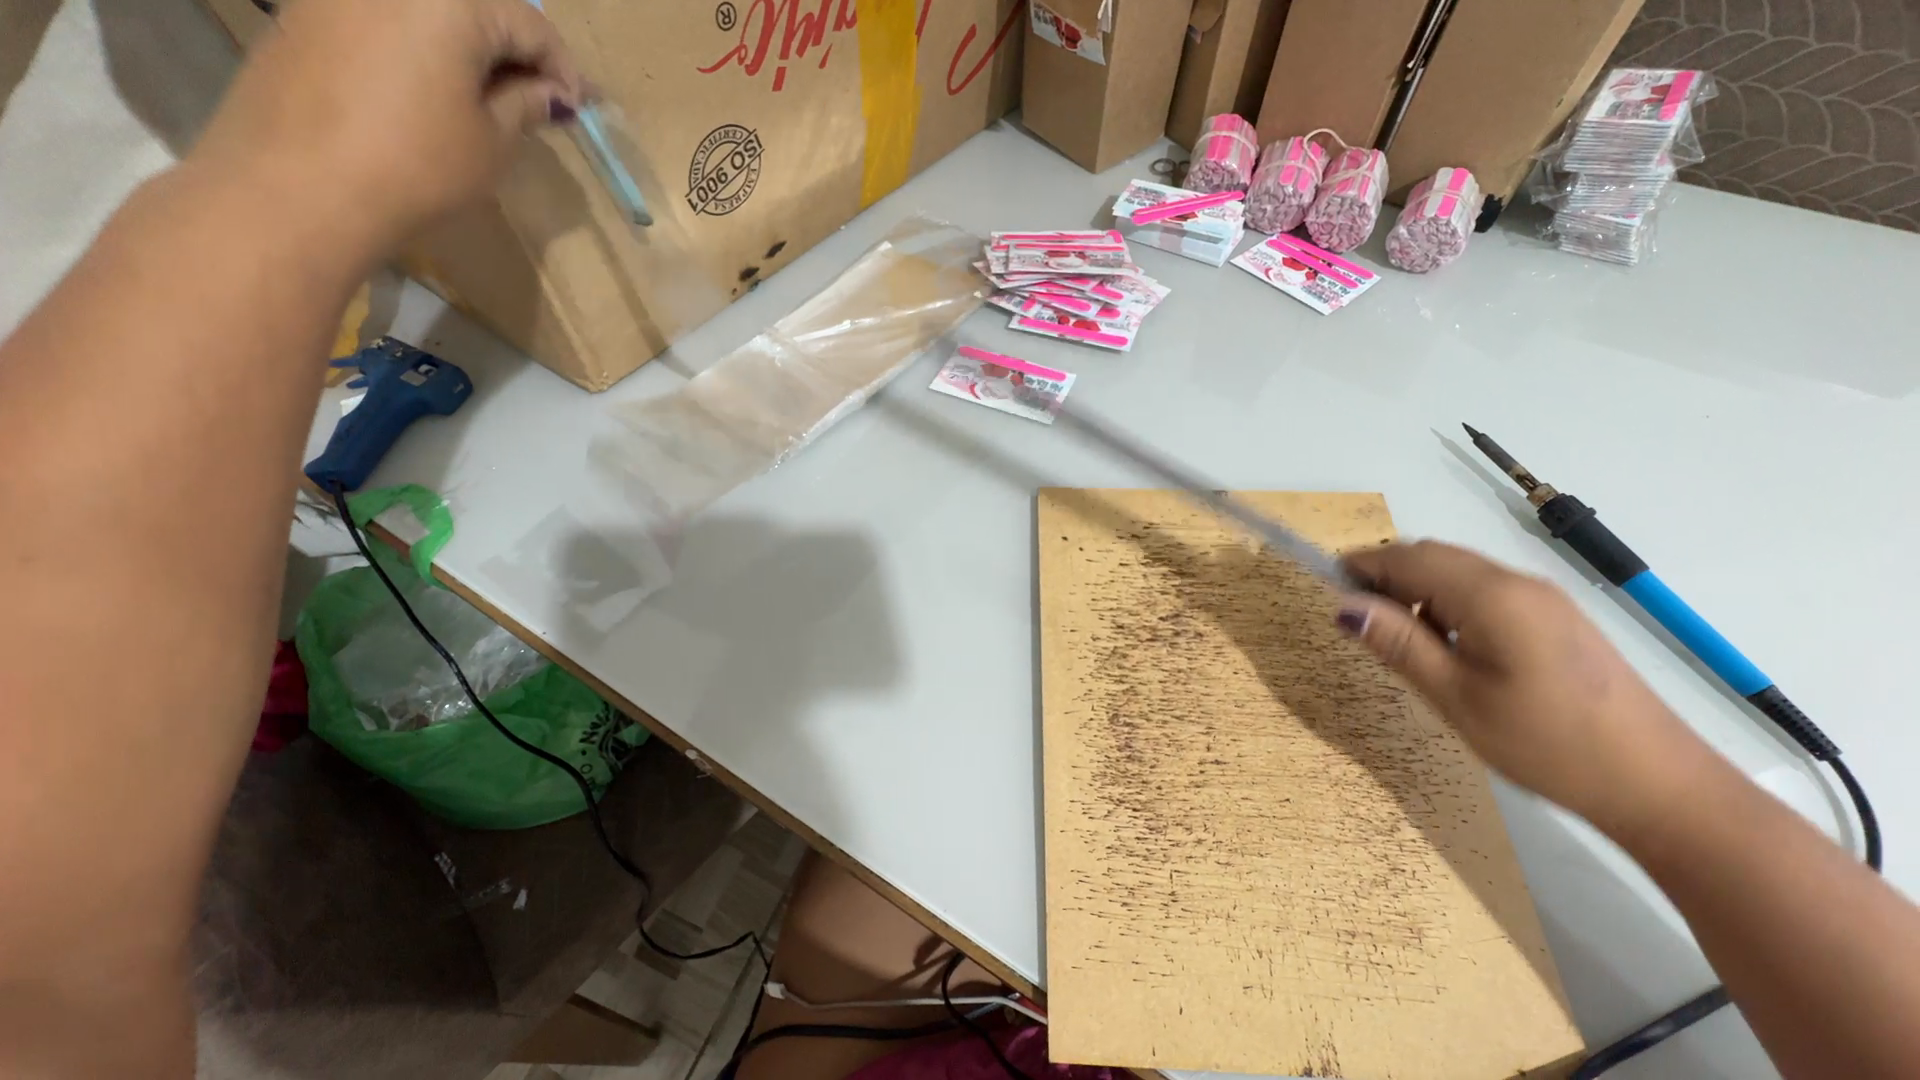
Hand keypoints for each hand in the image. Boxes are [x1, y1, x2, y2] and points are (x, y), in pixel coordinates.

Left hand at [191, 0, 581, 257]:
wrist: (294, 188)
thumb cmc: (415, 166)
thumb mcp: (491, 143)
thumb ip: (525, 105)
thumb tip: (550, 93)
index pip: (530, 23)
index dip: (562, 68)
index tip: (576, 109)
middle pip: (476, 6)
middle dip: (514, 52)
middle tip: (536, 100)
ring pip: (427, 12)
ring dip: (464, 48)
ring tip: (484, 97)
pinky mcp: (305, 13)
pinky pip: (382, 19)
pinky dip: (418, 46)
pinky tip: (428, 90)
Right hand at [1338, 540, 1696, 831]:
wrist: (1657, 784)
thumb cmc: (1546, 744)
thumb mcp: (1457, 698)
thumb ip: (1399, 644)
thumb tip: (1344, 606)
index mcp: (1491, 596)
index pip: (1409, 557)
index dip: (1362, 565)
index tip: (1324, 587)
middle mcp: (1519, 582)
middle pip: (1435, 557)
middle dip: (1387, 576)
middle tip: (1356, 621)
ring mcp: (1544, 599)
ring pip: (1461, 573)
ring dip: (1419, 591)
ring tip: (1399, 642)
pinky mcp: (1557, 619)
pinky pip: (1487, 592)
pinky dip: (1451, 604)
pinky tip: (1449, 648)